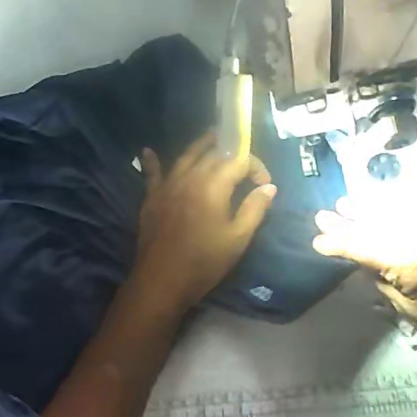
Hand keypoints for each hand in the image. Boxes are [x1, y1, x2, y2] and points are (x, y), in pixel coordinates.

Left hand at [133, 134, 275, 307]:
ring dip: (200, 145)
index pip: (238, 159)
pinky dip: (152, 162)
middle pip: (212, 152)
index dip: (255, 166)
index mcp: (213, 185)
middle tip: (245, 161)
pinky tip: (148, 151)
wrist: (161, 280)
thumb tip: (268, 186)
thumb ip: (254, 209)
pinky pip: (153, 174)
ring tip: (212, 135)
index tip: (264, 185)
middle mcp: (189, 177)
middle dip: (232, 152)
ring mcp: (167, 186)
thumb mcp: (237, 238)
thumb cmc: (204, 262)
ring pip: (185, 156)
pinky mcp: (152, 198)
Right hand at [311, 191, 416, 368]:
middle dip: (350, 219)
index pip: (364, 245)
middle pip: (378, 220)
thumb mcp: (408, 309)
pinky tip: (393, 194)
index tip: (319, 240)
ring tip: (351, 203)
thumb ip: (381, 276)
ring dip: (373, 204)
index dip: (338, 242)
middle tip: (327, 215)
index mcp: (415, 263)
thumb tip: (358, 256)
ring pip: (401, 203)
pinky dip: (411, 193)